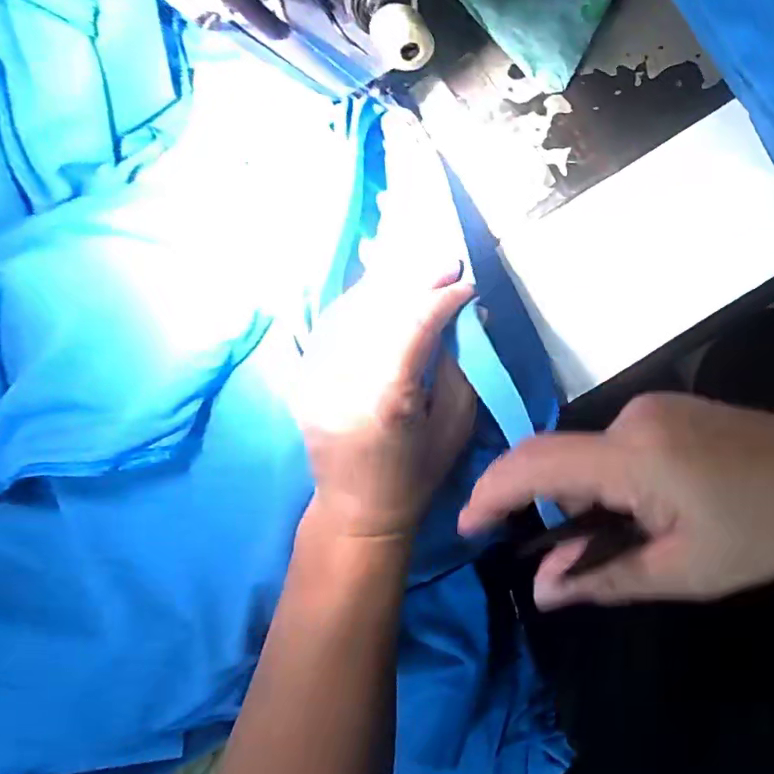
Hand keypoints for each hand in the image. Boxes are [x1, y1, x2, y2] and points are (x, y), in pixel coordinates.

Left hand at [294, 264, 479, 540]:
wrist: (357, 508)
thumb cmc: (418, 471)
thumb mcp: (456, 424)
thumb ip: (462, 366)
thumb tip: (473, 315)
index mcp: (386, 399)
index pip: (414, 326)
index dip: (442, 298)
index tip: (467, 285)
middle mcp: (342, 382)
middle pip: (379, 311)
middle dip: (416, 282)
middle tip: (446, 264)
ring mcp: (313, 379)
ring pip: (350, 311)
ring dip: (386, 285)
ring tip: (418, 270)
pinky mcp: (300, 378)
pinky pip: (331, 325)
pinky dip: (359, 302)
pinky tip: (383, 291)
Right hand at [459, 394, 773, 607]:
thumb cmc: (765, 526)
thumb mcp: (685, 569)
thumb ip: (605, 576)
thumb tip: (542, 587)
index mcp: (632, 455)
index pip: (535, 463)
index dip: (492, 492)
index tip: (468, 528)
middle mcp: (634, 417)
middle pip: (564, 462)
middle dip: (557, 513)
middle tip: (583, 566)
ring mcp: (656, 408)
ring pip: (594, 456)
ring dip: (592, 499)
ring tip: (639, 541)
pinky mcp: (673, 409)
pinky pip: (620, 446)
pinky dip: (616, 481)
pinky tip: (655, 510)